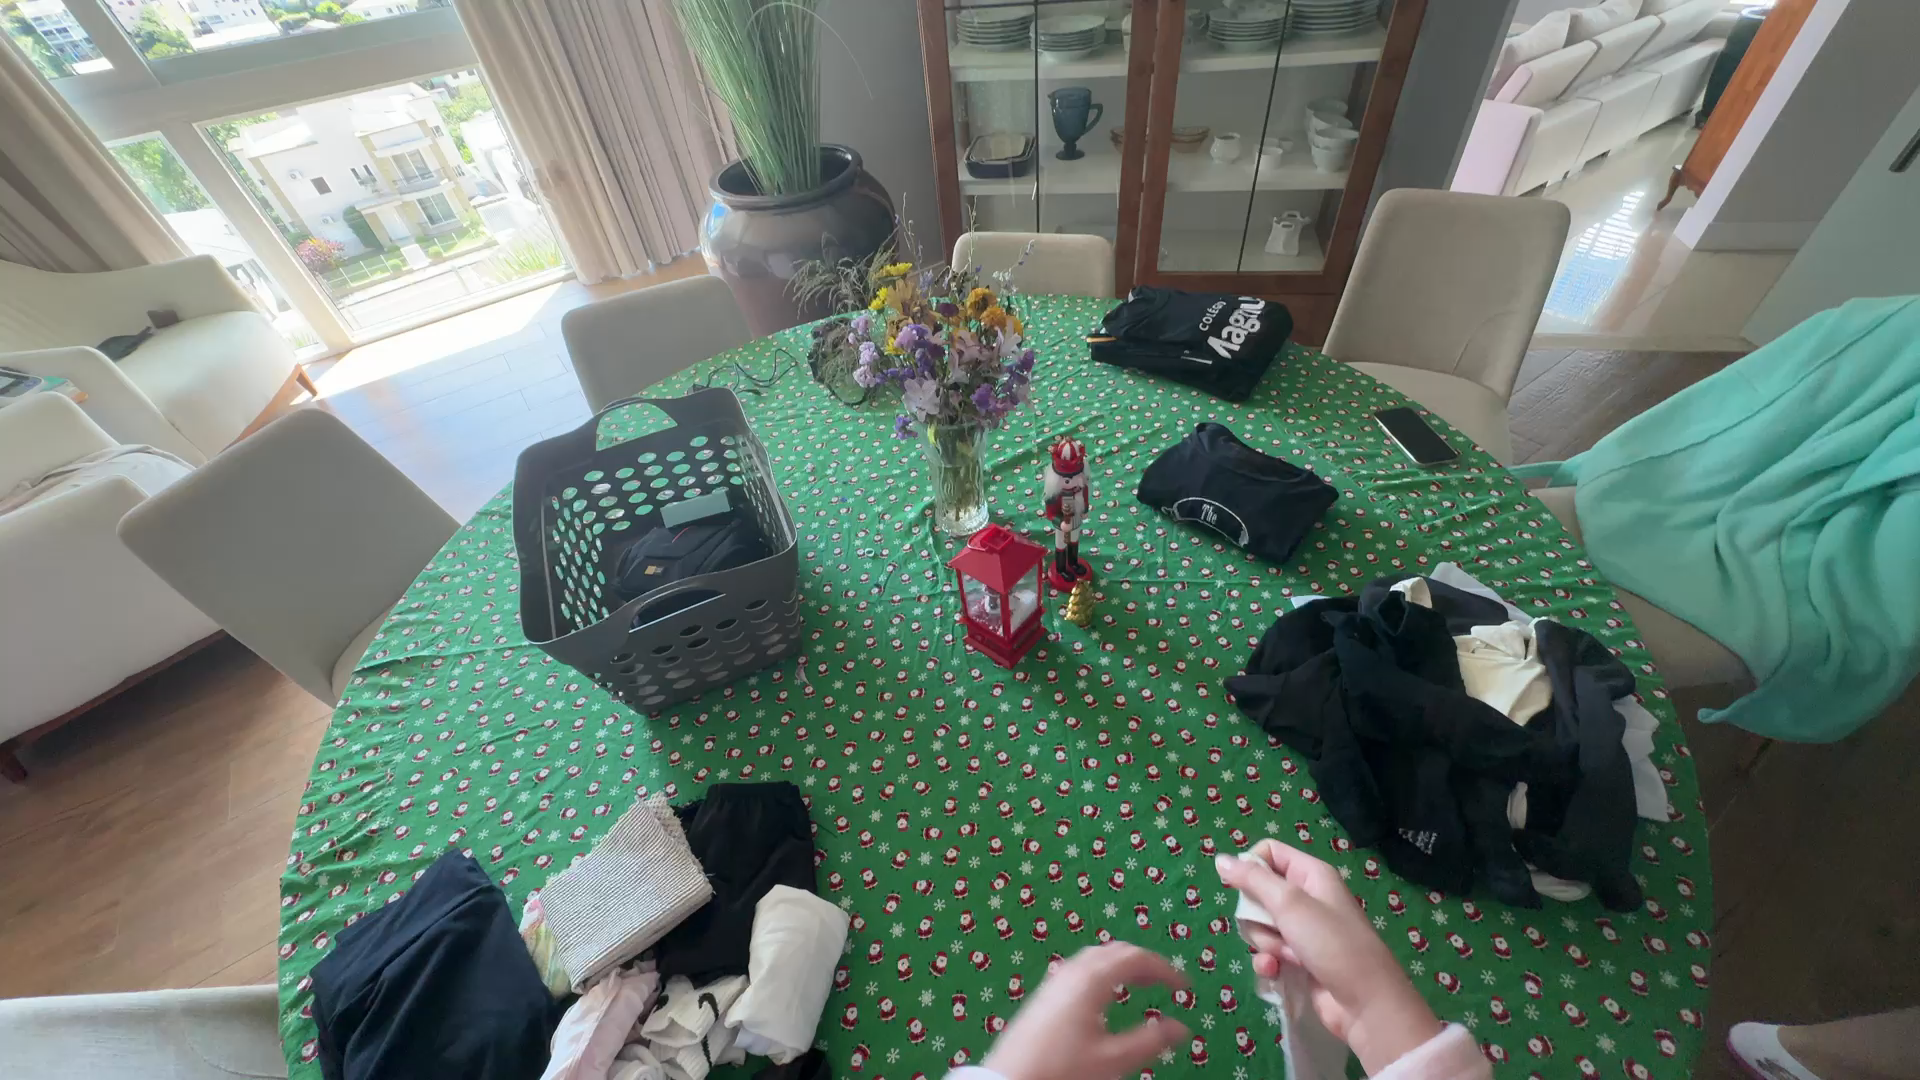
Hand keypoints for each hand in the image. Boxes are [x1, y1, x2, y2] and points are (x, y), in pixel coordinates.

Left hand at [982, 943, 1189, 1079]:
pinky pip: (1086, 964)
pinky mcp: (1051, 987)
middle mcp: (1076, 968)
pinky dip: (1107, 968)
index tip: (1185, 986)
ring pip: (1099, 955)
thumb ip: (1149, 1042)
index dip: (1164, 967)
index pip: (1135, 957)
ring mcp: (1060, 975)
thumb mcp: (1111, 1060)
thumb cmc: (1064, 1067)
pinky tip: (1111, 990)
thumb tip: (1182, 1027)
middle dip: (1146, 962)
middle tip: (1168, 983)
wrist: (1014, 1074)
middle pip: (1117, 950)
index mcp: (1093, 978)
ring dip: (1125, 963)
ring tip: (1144, 983)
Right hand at [1215, 841, 1442, 1074]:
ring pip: (1260, 923)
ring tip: (1282, 955)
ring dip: (1263, 941)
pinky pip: (1267, 950)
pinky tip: (1275, 971)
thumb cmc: (1331, 943)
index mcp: (1310, 874)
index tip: (1242, 886)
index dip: (1252, 866)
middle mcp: (1307, 898)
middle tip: (1269, 925)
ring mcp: (1303, 930)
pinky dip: (1268, 961)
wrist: (1367, 1007)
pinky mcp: (1299, 959)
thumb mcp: (1289, 902)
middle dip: (1255, 912)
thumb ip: (1251, 878)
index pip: (1269, 852)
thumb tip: (1220, 859)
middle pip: (1259, 890)